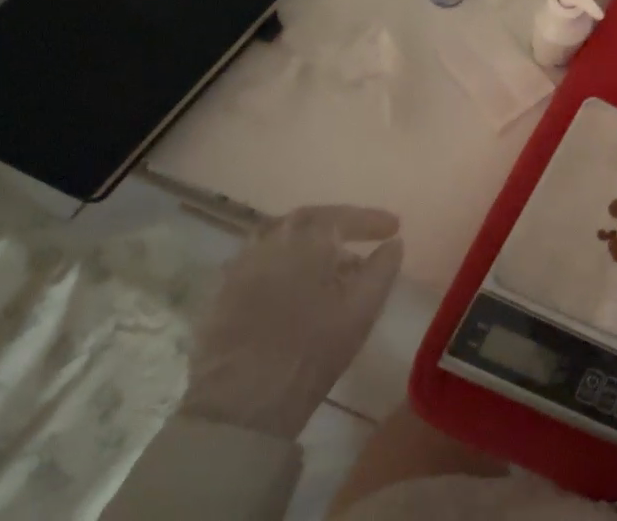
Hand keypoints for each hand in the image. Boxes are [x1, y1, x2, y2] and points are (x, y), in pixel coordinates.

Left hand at [180, 205, 403, 438]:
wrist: (245, 399)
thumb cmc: (314, 348)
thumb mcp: (363, 307)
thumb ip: (382, 268)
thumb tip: (393, 243)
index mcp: (306, 240)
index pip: (342, 217)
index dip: (370, 220)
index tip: (394, 227)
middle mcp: (269, 244)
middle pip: (305, 221)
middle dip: (336, 224)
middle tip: (360, 236)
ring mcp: (240, 268)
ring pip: (276, 239)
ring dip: (305, 242)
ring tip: (327, 261)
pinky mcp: (222, 295)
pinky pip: (257, 263)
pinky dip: (282, 263)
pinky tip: (294, 284)